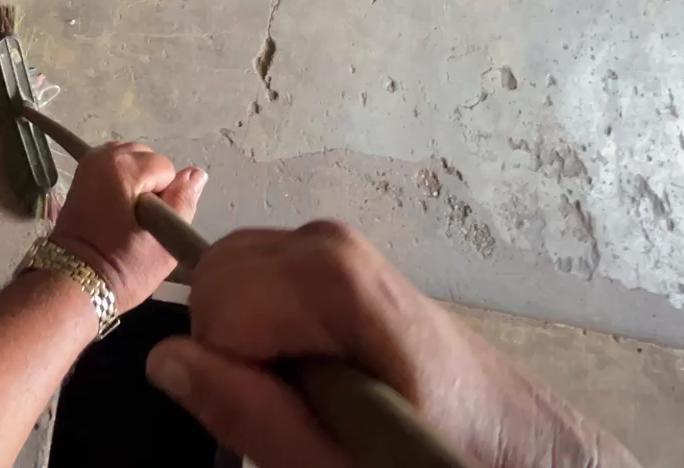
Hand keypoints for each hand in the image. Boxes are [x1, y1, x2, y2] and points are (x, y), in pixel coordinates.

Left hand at [46, 142, 206, 309]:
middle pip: (147, 158)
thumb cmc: (122, 266)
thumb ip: (183, 202)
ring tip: (129, 216)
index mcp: (121, 167)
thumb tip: (196, 173)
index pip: (166, 169)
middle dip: (152, 185)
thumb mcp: (162, 241)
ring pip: (131, 159)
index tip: (151, 224)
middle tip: (142, 221)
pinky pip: (114, 165)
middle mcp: (102, 156)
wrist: (74, 281)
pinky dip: (122, 180)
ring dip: (137, 181)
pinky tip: (117, 208)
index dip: (166, 197)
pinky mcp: (82, 174)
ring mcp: (89, 163)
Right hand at [145, 222, 634, 467]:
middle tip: (295, 404)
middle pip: (215, 274)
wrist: (521, 444)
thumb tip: (162, 359)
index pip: (216, 302)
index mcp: (332, 276)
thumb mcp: (338, 465)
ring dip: (242, 335)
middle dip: (229, 345)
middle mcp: (323, 238)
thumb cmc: (439, 459)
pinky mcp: (328, 253)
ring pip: (225, 271)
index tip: (282, 414)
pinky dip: (258, 319)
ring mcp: (326, 239)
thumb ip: (249, 412)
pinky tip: (308, 360)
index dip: (229, 369)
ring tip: (308, 386)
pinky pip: (252, 274)